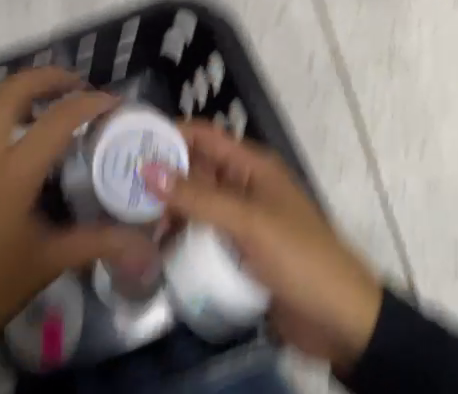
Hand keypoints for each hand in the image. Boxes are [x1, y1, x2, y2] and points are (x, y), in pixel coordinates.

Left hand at [0, 68, 157, 350]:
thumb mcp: (48, 261)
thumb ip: (99, 242)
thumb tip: (145, 244)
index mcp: (12, 173)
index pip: (58, 119)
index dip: (90, 103)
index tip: (113, 102)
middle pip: (16, 88)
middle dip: (51, 77)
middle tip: (78, 86)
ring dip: (20, 89)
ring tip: (47, 102)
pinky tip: (6, 125)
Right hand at [144, 120, 385, 370]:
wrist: (343, 325)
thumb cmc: (301, 260)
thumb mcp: (248, 223)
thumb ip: (197, 197)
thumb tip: (145, 168)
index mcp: (252, 167)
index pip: (201, 135)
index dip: (166, 133)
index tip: (124, 141)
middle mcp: (242, 187)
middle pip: (192, 171)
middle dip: (158, 176)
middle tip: (114, 186)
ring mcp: (239, 223)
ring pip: (192, 207)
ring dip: (165, 212)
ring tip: (126, 221)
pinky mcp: (235, 256)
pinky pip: (200, 239)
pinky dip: (177, 240)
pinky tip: (150, 249)